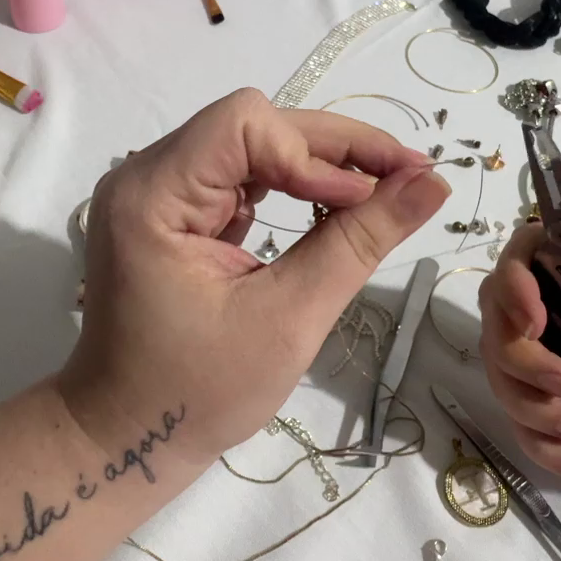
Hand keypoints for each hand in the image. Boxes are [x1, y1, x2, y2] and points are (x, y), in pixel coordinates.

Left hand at [59, 89, 450, 473]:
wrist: (127, 436)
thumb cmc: (198, 393)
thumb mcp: (288, 320)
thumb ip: (358, 243)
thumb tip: (432, 184)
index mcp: (151, 195)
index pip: (242, 125)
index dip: (314, 151)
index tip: (368, 197)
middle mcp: (146, 175)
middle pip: (252, 125)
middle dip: (333, 148)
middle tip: (409, 175)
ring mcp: (157, 189)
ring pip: (253, 143)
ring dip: (319, 162)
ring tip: (382, 189)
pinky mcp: (174, 208)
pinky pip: (241, 173)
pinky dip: (293, 183)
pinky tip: (334, 204)